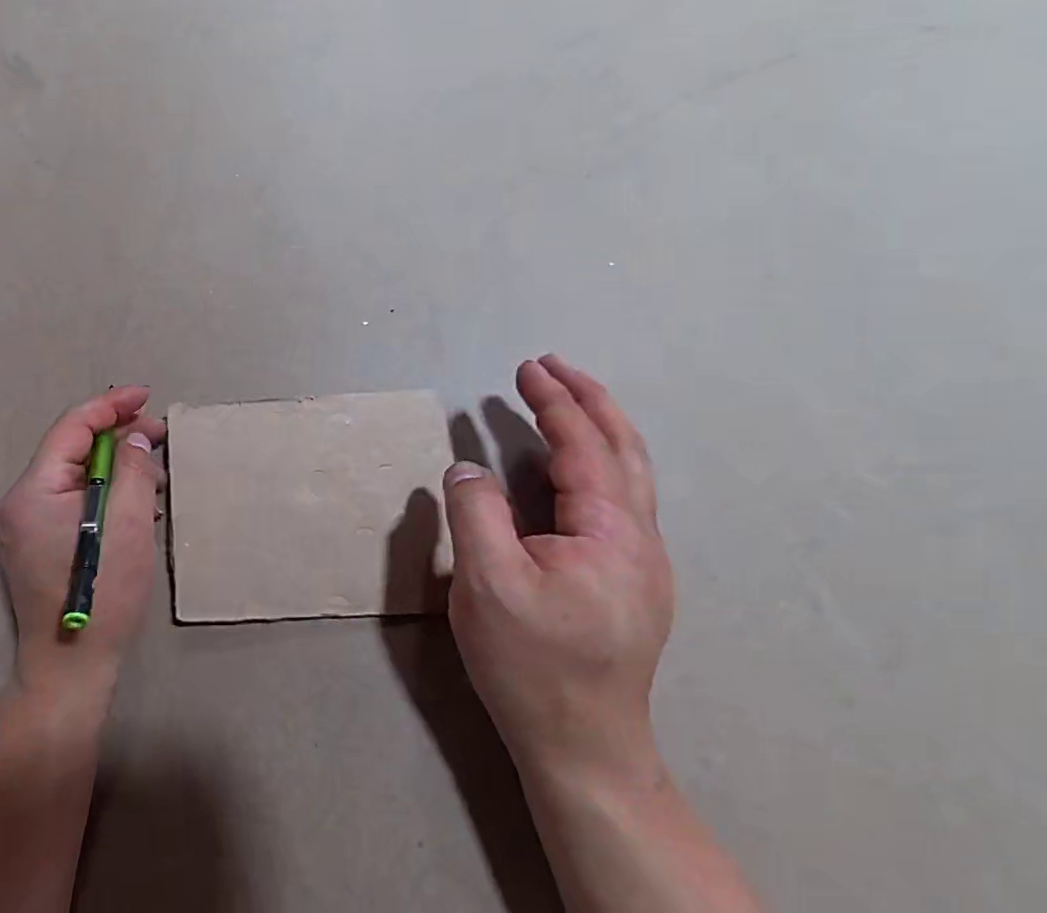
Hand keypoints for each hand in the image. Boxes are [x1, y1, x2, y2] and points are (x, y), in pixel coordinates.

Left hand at [0, 386, 165, 704]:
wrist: (69, 667)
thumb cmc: (100, 595)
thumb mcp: (127, 525)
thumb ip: (131, 471)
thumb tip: (133, 440)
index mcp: (33, 490)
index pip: (71, 429)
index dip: (109, 406)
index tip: (144, 396)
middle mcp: (20, 501)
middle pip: (72, 451)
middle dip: (116, 438)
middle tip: (159, 435)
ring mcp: (25, 524)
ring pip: (75, 477)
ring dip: (114, 468)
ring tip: (154, 470)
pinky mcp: (37, 544)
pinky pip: (72, 501)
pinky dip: (104, 494)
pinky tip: (134, 500)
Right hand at [443, 355, 673, 782]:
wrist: (582, 741)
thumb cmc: (531, 660)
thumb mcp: (486, 582)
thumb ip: (475, 514)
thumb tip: (467, 469)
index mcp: (610, 532)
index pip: (583, 448)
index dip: (553, 404)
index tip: (526, 369)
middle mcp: (640, 539)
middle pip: (624, 451)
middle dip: (588, 401)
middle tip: (551, 367)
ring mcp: (640, 563)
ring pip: (629, 476)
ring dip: (597, 428)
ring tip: (565, 401)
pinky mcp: (628, 581)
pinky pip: (618, 500)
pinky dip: (597, 462)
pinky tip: (574, 466)